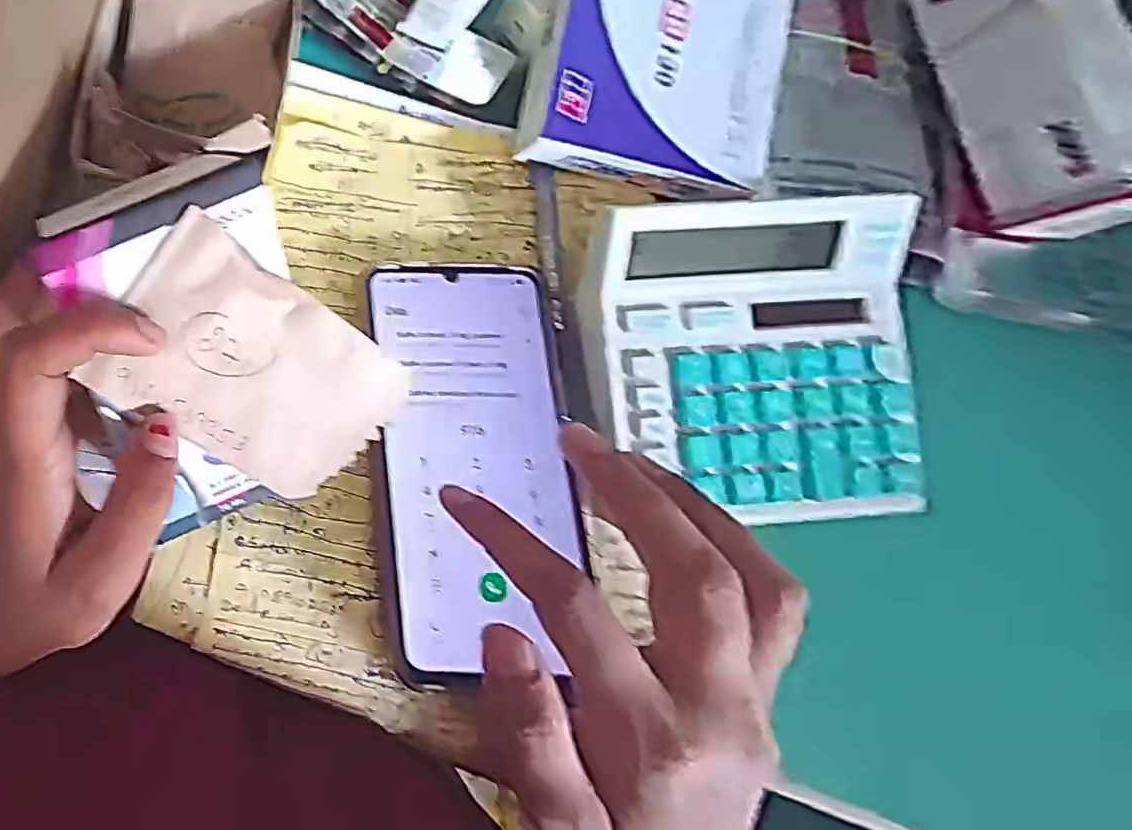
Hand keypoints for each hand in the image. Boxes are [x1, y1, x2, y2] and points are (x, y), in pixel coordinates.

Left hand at [0, 273, 180, 706]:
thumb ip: (140, 506)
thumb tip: (166, 421)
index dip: (90, 327)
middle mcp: (5, 414)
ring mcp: (11, 408)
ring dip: (69, 287)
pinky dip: (80, 319)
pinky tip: (130, 336)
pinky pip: (43, 342)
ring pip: (16, 318)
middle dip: (58, 273)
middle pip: (2, 313)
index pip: (32, 358)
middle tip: (128, 270)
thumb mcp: (98, 585)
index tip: (153, 336)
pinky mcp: (28, 411)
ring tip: (136, 290)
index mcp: (22, 453)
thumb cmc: (36, 607)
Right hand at [440, 425, 806, 829]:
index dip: (509, 539)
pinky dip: (726, 539)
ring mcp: (756, 701)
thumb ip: (527, 733)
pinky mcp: (765, 696)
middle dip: (629, 492)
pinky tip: (677, 515)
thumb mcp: (554, 820)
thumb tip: (500, 629)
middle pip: (693, 575)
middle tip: (576, 440)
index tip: (462, 499)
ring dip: (691, 504)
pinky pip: (769, 601)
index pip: (573, 606)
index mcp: (651, 734)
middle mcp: (720, 709)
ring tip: (630, 461)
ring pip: (756, 581)